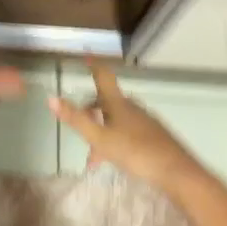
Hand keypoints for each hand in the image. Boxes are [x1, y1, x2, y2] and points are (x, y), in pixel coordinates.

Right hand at [51, 61, 208, 190]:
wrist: (175, 171)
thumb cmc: (135, 151)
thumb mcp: (100, 138)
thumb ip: (76, 120)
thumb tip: (51, 98)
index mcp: (117, 103)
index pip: (102, 77)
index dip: (93, 65)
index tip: (86, 53)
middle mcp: (132, 107)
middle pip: (107, 102)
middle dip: (91, 113)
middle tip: (80, 130)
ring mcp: (145, 121)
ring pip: (116, 120)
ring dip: (102, 132)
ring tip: (95, 158)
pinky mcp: (154, 136)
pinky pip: (128, 132)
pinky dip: (116, 140)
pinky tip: (115, 160)